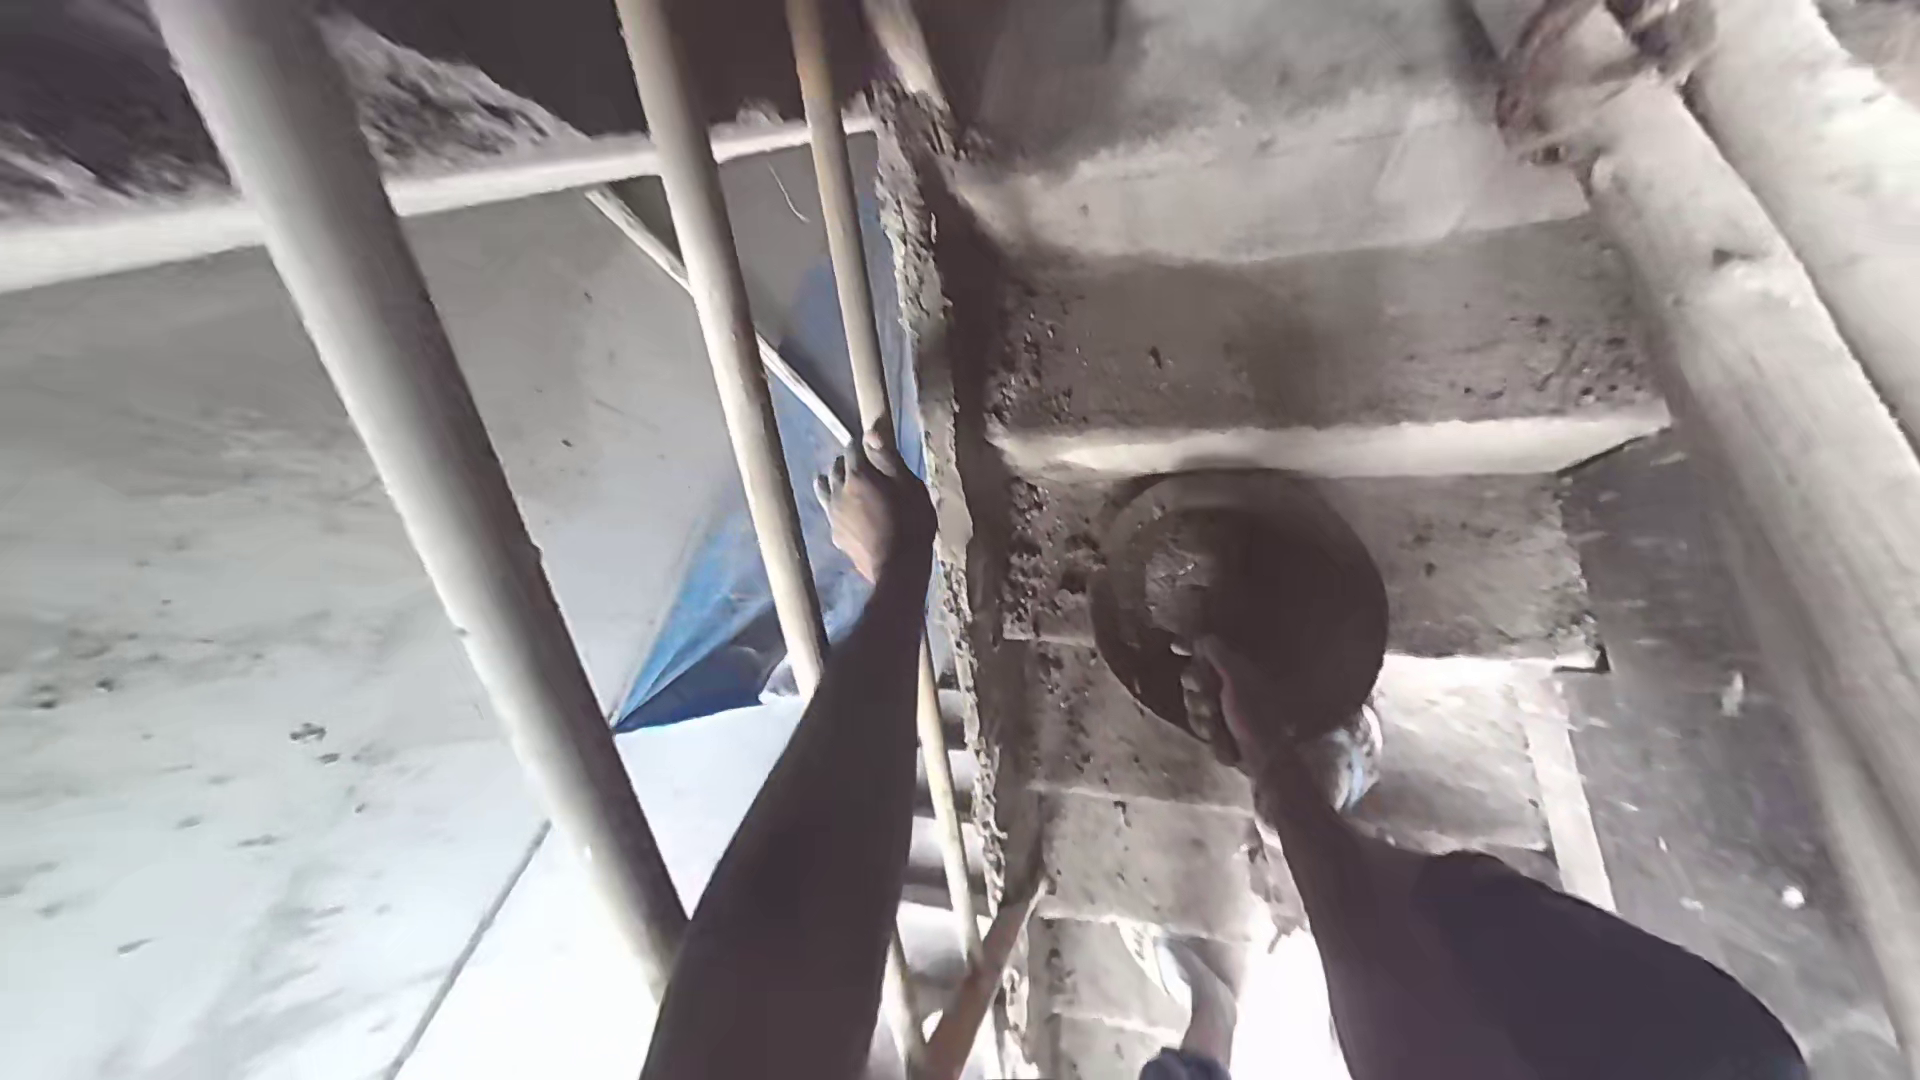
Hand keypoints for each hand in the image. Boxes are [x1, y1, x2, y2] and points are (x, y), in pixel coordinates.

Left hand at [815, 424, 934, 581]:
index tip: (873, 447)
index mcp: (858, 476)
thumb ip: (887, 458)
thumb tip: (870, 430)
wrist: (898, 568)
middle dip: (847, 463)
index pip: (853, 448)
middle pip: (836, 467)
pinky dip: (837, 506)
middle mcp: (838, 492)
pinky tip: (848, 512)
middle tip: (865, 467)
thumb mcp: (909, 486)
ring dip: (835, 482)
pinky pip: (831, 512)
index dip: (862, 444)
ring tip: (847, 485)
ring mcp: (833, 515)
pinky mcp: (836, 535)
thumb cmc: (911, 523)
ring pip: (826, 489)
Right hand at [1181, 636, 1285, 772]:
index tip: (1175, 647)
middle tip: (1210, 702)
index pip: (1207, 650)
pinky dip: (1207, 731)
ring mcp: (1223, 707)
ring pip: (1192, 702)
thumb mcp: (1238, 680)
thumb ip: (1219, 655)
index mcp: (1237, 669)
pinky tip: (1220, 738)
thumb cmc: (1255, 716)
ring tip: (1218, 725)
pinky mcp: (1218, 728)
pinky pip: (1197, 722)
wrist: (1266, 760)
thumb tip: (1202, 636)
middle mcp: (1229, 685)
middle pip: (1192, 677)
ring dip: (1202, 715)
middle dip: (1197, 691)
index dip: (1190, 647)